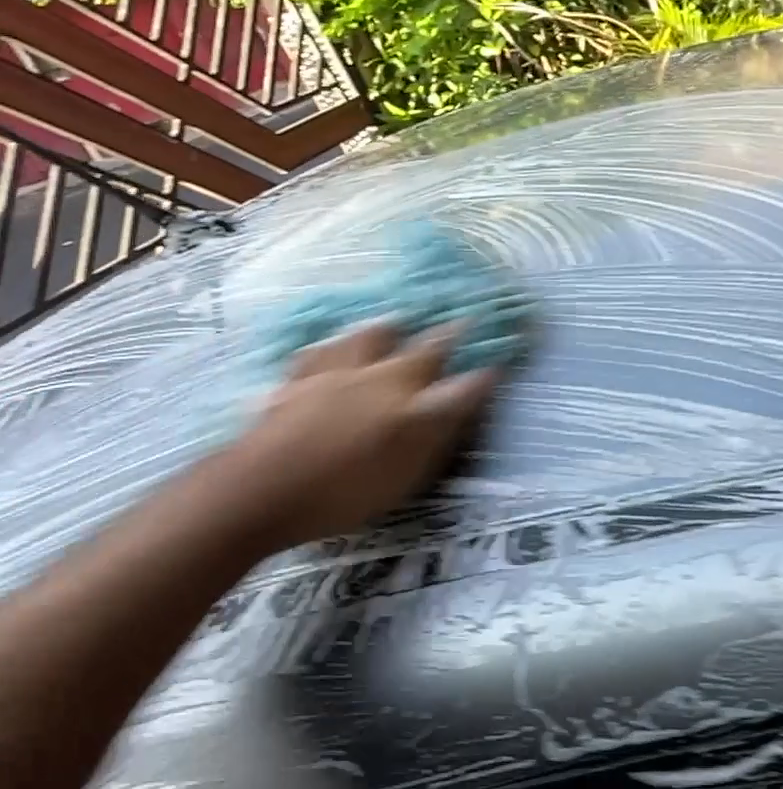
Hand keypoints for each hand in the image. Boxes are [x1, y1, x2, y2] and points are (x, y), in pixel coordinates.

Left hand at [204, 321, 501, 551]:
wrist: (250, 496)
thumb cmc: (345, 486)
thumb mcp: (412, 460)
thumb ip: (447, 416)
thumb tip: (484, 376)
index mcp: (407, 391)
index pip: (455, 368)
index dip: (480, 358)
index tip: (500, 345)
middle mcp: (371, 376)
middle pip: (410, 345)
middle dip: (439, 333)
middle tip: (455, 319)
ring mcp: (326, 381)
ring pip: (358, 342)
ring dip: (380, 330)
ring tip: (391, 321)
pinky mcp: (285, 393)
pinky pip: (311, 359)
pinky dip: (325, 350)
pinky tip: (323, 349)